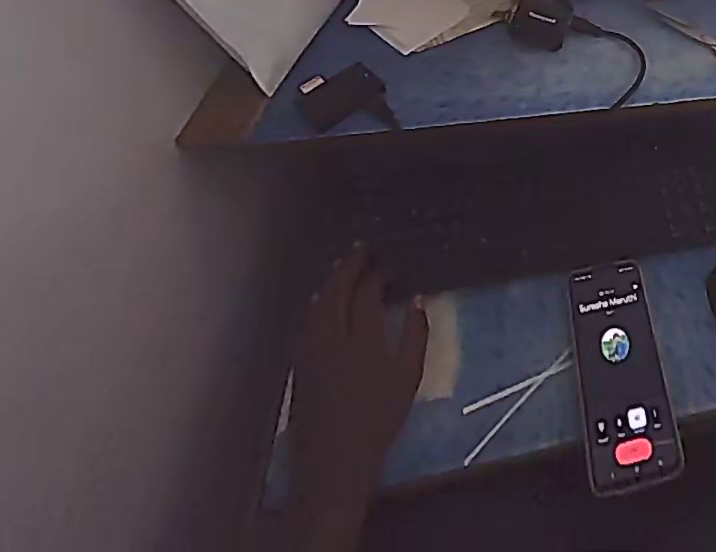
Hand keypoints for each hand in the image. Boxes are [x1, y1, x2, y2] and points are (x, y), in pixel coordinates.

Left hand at [287, 249, 427, 509]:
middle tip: (362, 250)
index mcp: (363, 339)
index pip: (368, 292)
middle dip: (350, 265)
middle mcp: (332, 335)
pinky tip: (326, 298)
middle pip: (337, 288)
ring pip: (319, 301)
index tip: (389, 266)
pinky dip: (319, 300)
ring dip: (332, 280)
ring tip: (345, 266)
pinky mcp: (298, 360)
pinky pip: (309, 318)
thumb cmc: (378, 422)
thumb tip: (417, 300)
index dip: (378, 274)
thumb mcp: (408, 379)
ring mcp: (311, 347)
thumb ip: (415, 335)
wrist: (332, 465)